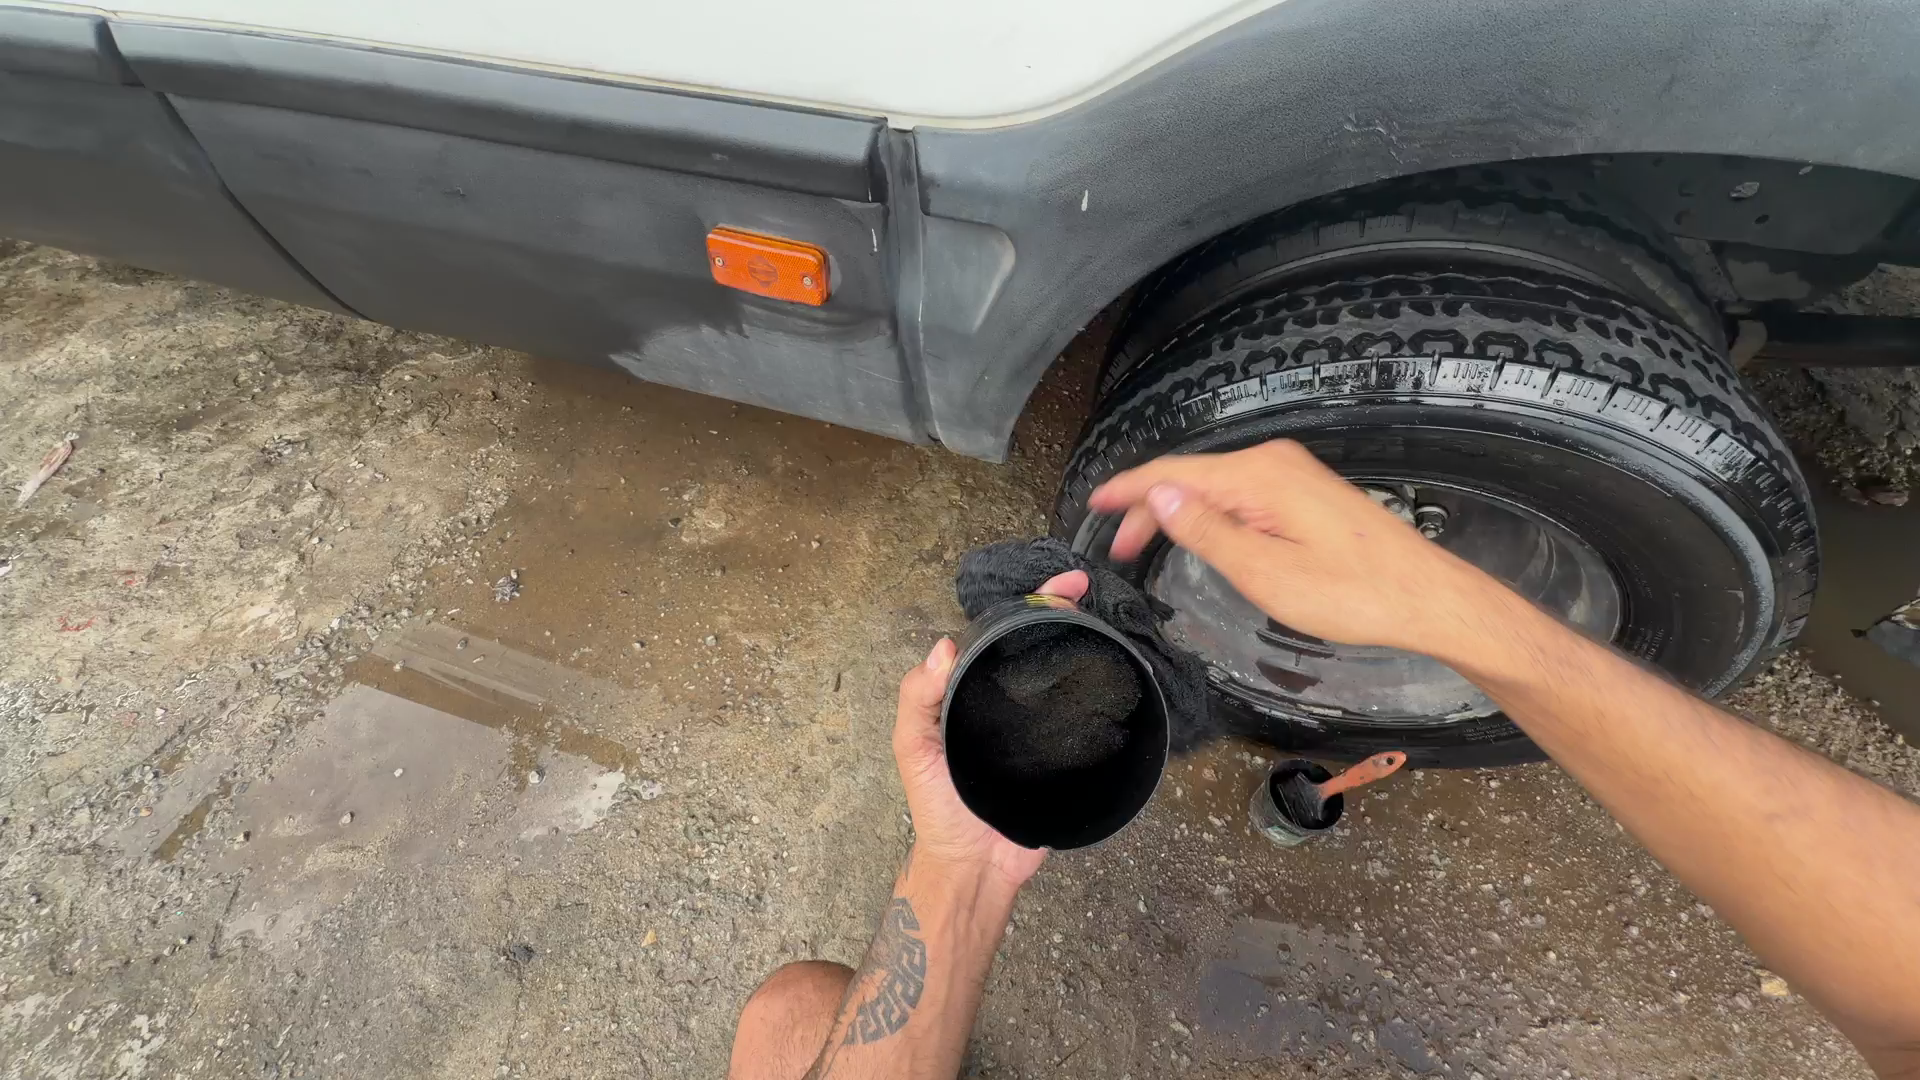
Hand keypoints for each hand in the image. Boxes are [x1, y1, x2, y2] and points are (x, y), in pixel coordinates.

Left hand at [891, 570, 1086, 889]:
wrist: (977, 866)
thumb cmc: (939, 806)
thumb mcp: (912, 748)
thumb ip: (916, 699)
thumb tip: (943, 646)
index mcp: (973, 691)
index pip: (997, 636)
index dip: (1026, 605)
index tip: (1058, 587)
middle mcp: (1008, 701)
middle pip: (1036, 647)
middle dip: (1061, 614)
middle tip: (1087, 595)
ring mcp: (1041, 726)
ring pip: (1064, 676)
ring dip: (1086, 646)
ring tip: (1107, 621)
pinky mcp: (1068, 755)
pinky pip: (1085, 718)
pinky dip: (1101, 695)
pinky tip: (1118, 674)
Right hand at [1087, 440, 1508, 655]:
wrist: (1426, 597)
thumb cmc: (1348, 594)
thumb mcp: (1263, 571)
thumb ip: (1205, 530)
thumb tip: (1158, 494)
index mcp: (1256, 476)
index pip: (1172, 473)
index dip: (1128, 488)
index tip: (1094, 502)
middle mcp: (1270, 462)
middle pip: (1190, 477)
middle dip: (1147, 507)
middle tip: (1118, 547)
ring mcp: (1289, 473)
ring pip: (1212, 485)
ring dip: (1175, 511)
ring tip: (1145, 546)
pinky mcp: (1302, 491)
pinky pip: (1237, 493)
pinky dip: (1206, 512)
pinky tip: (1195, 533)